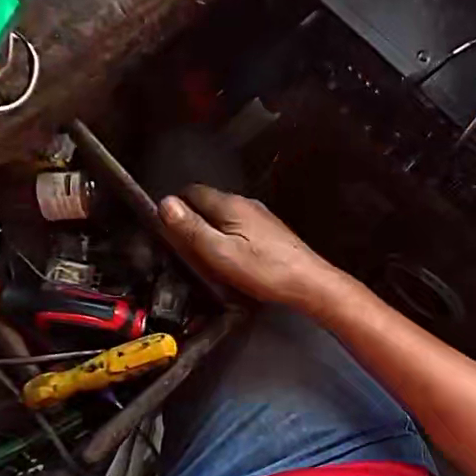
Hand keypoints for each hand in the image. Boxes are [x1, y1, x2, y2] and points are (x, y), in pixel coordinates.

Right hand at [158, 185, 349, 311]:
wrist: (308, 283)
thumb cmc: (267, 271)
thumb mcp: (219, 253)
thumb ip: (191, 228)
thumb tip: (166, 205)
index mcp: (230, 205)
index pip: (190, 192)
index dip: (174, 210)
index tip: (168, 231)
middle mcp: (246, 205)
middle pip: (206, 205)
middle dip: (191, 224)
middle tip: (187, 251)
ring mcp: (259, 218)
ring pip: (223, 219)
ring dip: (210, 235)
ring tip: (209, 262)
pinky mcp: (268, 234)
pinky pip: (238, 231)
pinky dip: (228, 243)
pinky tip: (231, 264)